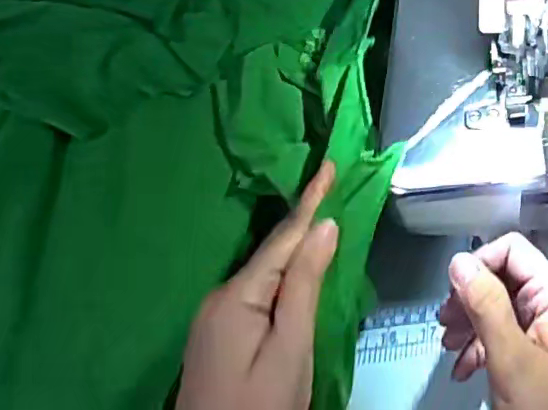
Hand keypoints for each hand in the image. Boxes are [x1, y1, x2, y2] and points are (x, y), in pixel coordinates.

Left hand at [179, 161, 338, 409]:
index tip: (330, 163)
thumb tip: (324, 225)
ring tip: (323, 213)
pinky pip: (259, 288)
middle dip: (304, 216)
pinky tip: (299, 261)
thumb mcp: (291, 348)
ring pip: (266, 269)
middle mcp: (220, 299)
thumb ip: (306, 283)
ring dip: (296, 243)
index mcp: (236, 296)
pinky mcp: (219, 337)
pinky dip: (284, 270)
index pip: (284, 237)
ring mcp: (215, 319)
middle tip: (332, 181)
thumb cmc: (260, 408)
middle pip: (273, 250)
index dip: (311, 199)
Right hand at [437, 232, 547, 409]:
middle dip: (470, 297)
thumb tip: (460, 260)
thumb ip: (487, 305)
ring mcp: (542, 330)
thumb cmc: (543, 408)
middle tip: (444, 323)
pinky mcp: (533, 356)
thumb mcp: (511, 356)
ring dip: (469, 322)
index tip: (452, 292)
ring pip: (498, 307)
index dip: (480, 263)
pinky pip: (501, 335)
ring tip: (448, 346)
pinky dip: (478, 346)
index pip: (513, 250)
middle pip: (503, 278)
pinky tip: (463, 369)